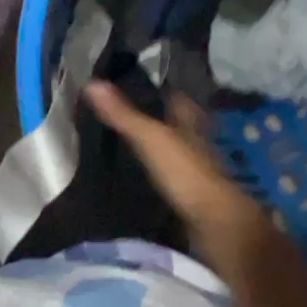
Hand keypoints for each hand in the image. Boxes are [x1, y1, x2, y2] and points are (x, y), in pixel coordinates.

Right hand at [83, 82, 266, 240]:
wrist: (216, 224)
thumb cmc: (186, 172)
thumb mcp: (149, 138)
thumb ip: (122, 114)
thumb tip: (91, 82)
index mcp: (189, 122)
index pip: (176, 98)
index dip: (160, 92)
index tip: (135, 87)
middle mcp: (196, 142)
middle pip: (176, 125)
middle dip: (157, 121)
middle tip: (124, 119)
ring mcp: (196, 171)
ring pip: (174, 152)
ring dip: (157, 150)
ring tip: (124, 148)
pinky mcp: (192, 197)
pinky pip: (171, 179)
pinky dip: (157, 177)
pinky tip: (138, 181)